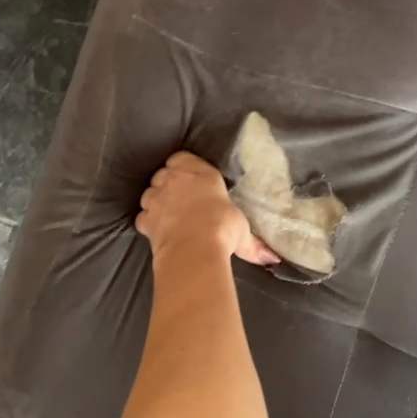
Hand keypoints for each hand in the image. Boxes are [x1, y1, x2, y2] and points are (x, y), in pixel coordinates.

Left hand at [136, 152, 279, 268]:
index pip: (182, 158)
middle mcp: (176, 180)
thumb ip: (253, 243)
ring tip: (168, 215)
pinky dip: (148, 222)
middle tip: (180, 200)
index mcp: (201, 173)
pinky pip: (143, 217)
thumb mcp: (242, 231)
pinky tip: (157, 231)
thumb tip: (273, 259)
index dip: (182, 167)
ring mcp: (157, 198)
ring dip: (156, 202)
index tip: (189, 180)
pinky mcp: (146, 219)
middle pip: (163, 174)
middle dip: (168, 184)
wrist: (194, 248)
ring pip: (149, 194)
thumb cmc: (222, 228)